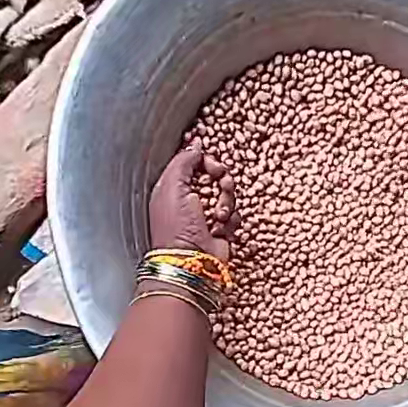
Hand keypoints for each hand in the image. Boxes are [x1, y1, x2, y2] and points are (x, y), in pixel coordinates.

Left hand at [150, 144, 237, 258]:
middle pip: (217, 177)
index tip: (213, 165)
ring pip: (228, 195)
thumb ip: (182, 161)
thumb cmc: (176, 228)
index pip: (197, 163)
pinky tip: (221, 229)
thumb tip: (196, 144)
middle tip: (222, 188)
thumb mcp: (172, 187)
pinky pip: (235, 215)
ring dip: (227, 204)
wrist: (191, 262)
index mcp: (175, 186)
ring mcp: (207, 215)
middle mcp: (191, 199)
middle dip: (223, 182)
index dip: (208, 161)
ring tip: (218, 216)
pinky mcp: (221, 229)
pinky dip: (231, 221)